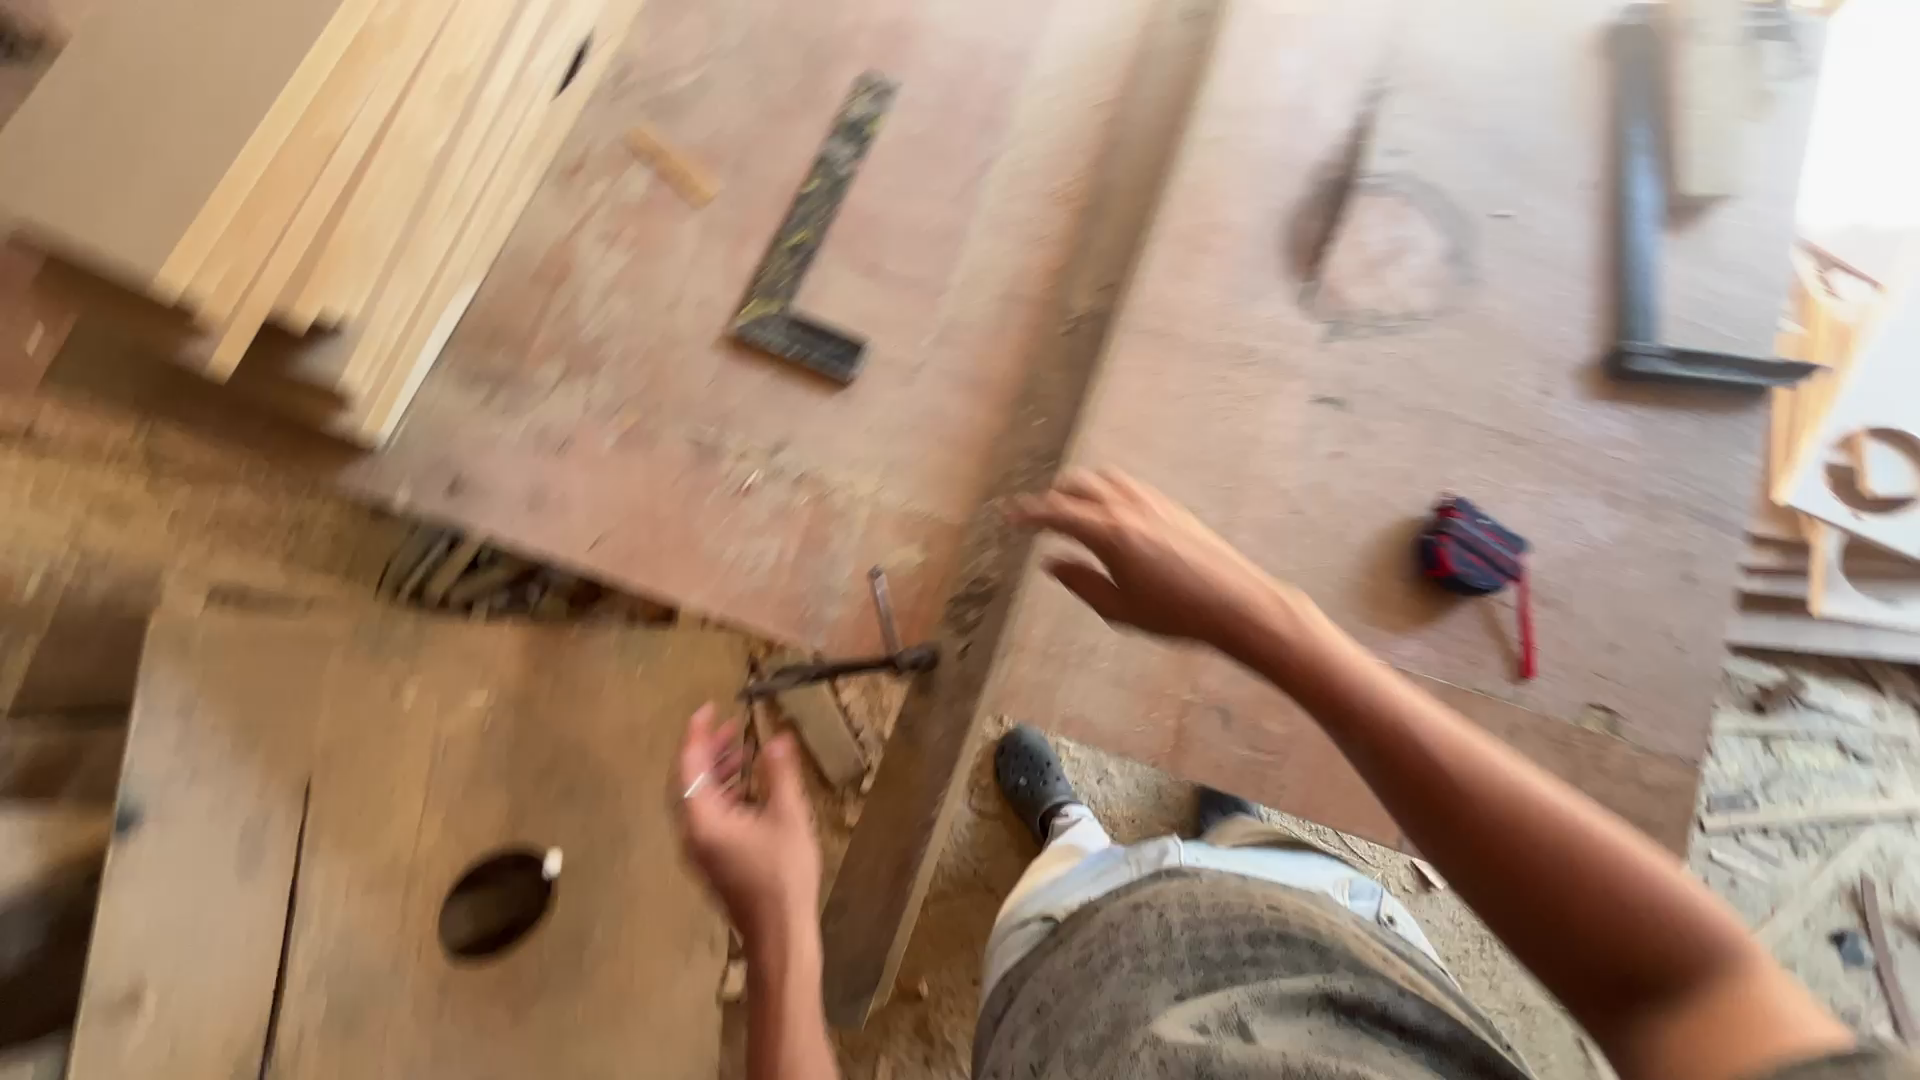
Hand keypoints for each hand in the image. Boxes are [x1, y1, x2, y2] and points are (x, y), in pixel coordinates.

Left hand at [676, 704, 821, 948]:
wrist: (779, 934)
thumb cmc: (782, 874)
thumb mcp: (788, 817)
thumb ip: (780, 774)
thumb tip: (777, 737)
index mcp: (705, 821)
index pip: (690, 767)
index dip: (697, 735)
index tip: (709, 708)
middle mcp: (694, 833)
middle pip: (691, 782)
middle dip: (709, 749)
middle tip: (733, 724)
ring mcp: (703, 850)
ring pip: (701, 799)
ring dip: (719, 770)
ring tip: (744, 748)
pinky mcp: (715, 860)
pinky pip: (711, 814)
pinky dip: (725, 791)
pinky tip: (751, 785)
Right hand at [1005, 468, 1293, 655]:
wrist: (1236, 603)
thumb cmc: (1176, 613)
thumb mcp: (1118, 608)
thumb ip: (1081, 581)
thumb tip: (1053, 563)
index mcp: (1108, 533)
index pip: (1055, 513)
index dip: (1027, 514)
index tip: (1010, 517)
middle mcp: (1127, 508)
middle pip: (1077, 485)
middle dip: (1053, 497)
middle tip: (1040, 517)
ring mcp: (1153, 503)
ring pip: (1105, 478)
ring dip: (1082, 489)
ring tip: (1074, 510)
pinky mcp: (1171, 507)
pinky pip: (1129, 485)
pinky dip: (1108, 491)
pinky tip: (1112, 513)